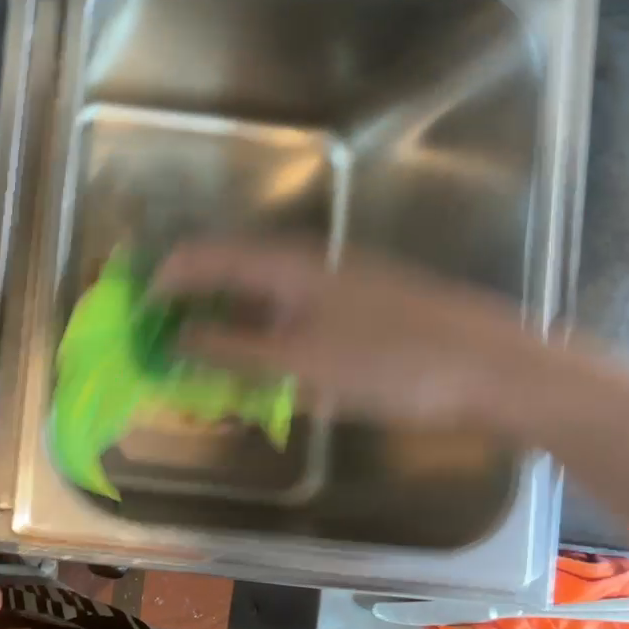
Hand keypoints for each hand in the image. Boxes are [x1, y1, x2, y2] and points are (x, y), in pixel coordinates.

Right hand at [151, 242, 548, 427]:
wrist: (498, 371)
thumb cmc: (392, 363)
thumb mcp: (299, 364)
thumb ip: (230, 349)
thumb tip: (174, 338)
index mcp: (284, 264)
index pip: (198, 258)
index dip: (159, 283)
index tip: (130, 319)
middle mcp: (303, 261)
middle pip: (223, 269)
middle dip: (183, 302)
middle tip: (156, 343)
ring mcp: (331, 280)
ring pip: (253, 291)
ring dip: (217, 318)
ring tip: (193, 357)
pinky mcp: (352, 303)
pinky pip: (281, 309)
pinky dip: (252, 329)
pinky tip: (253, 362)